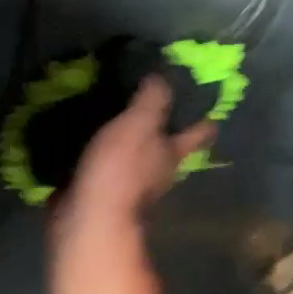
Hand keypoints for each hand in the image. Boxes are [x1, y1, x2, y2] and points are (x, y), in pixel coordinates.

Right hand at [56, 77, 213, 243]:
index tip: (205, 105)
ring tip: (113, 120)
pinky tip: (88, 145)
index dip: (205, 119)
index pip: (200, 133)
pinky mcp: (103, 195)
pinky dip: (101, 159)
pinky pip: (106, 171)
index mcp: (173, 154)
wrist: (87, 217)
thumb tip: (163, 76)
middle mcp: (159, 173)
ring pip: (137, 161)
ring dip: (129, 145)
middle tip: (150, 106)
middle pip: (170, 150)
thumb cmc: (120, 170)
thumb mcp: (139, 124)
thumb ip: (153, 100)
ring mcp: (131, 187)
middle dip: (164, 131)